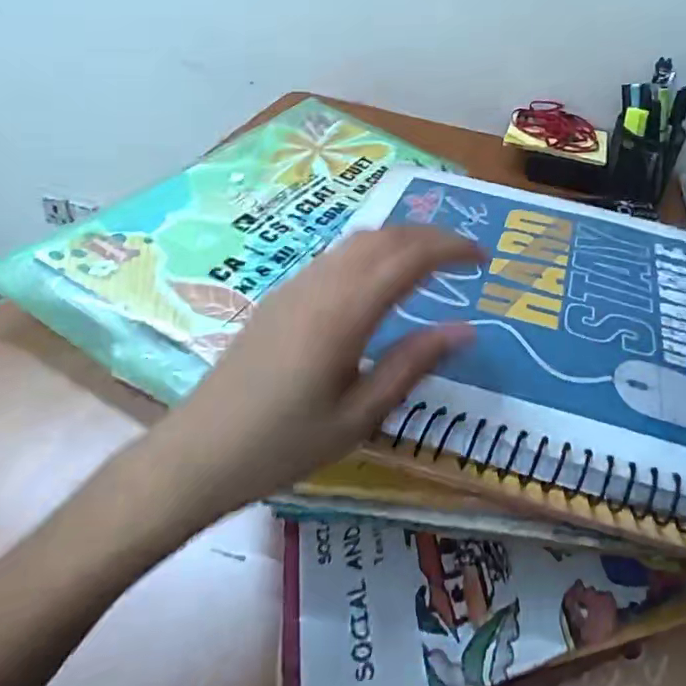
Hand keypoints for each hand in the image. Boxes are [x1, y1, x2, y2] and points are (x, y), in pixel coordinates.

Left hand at [143, 225, 482, 514]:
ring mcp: (296, 284)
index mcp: (345, 312)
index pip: (409, 256)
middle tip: (463, 258)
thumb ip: (412, 364)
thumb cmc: (285, 443)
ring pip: (357, 241)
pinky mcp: (280, 294)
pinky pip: (335, 256)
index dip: (451, 248)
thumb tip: (465, 330)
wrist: (202, 449)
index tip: (483, 258)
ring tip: (430, 265)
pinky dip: (370, 252)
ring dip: (399, 240)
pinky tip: (379, 282)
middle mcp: (321, 284)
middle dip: (430, 236)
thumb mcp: (359, 415)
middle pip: (384, 236)